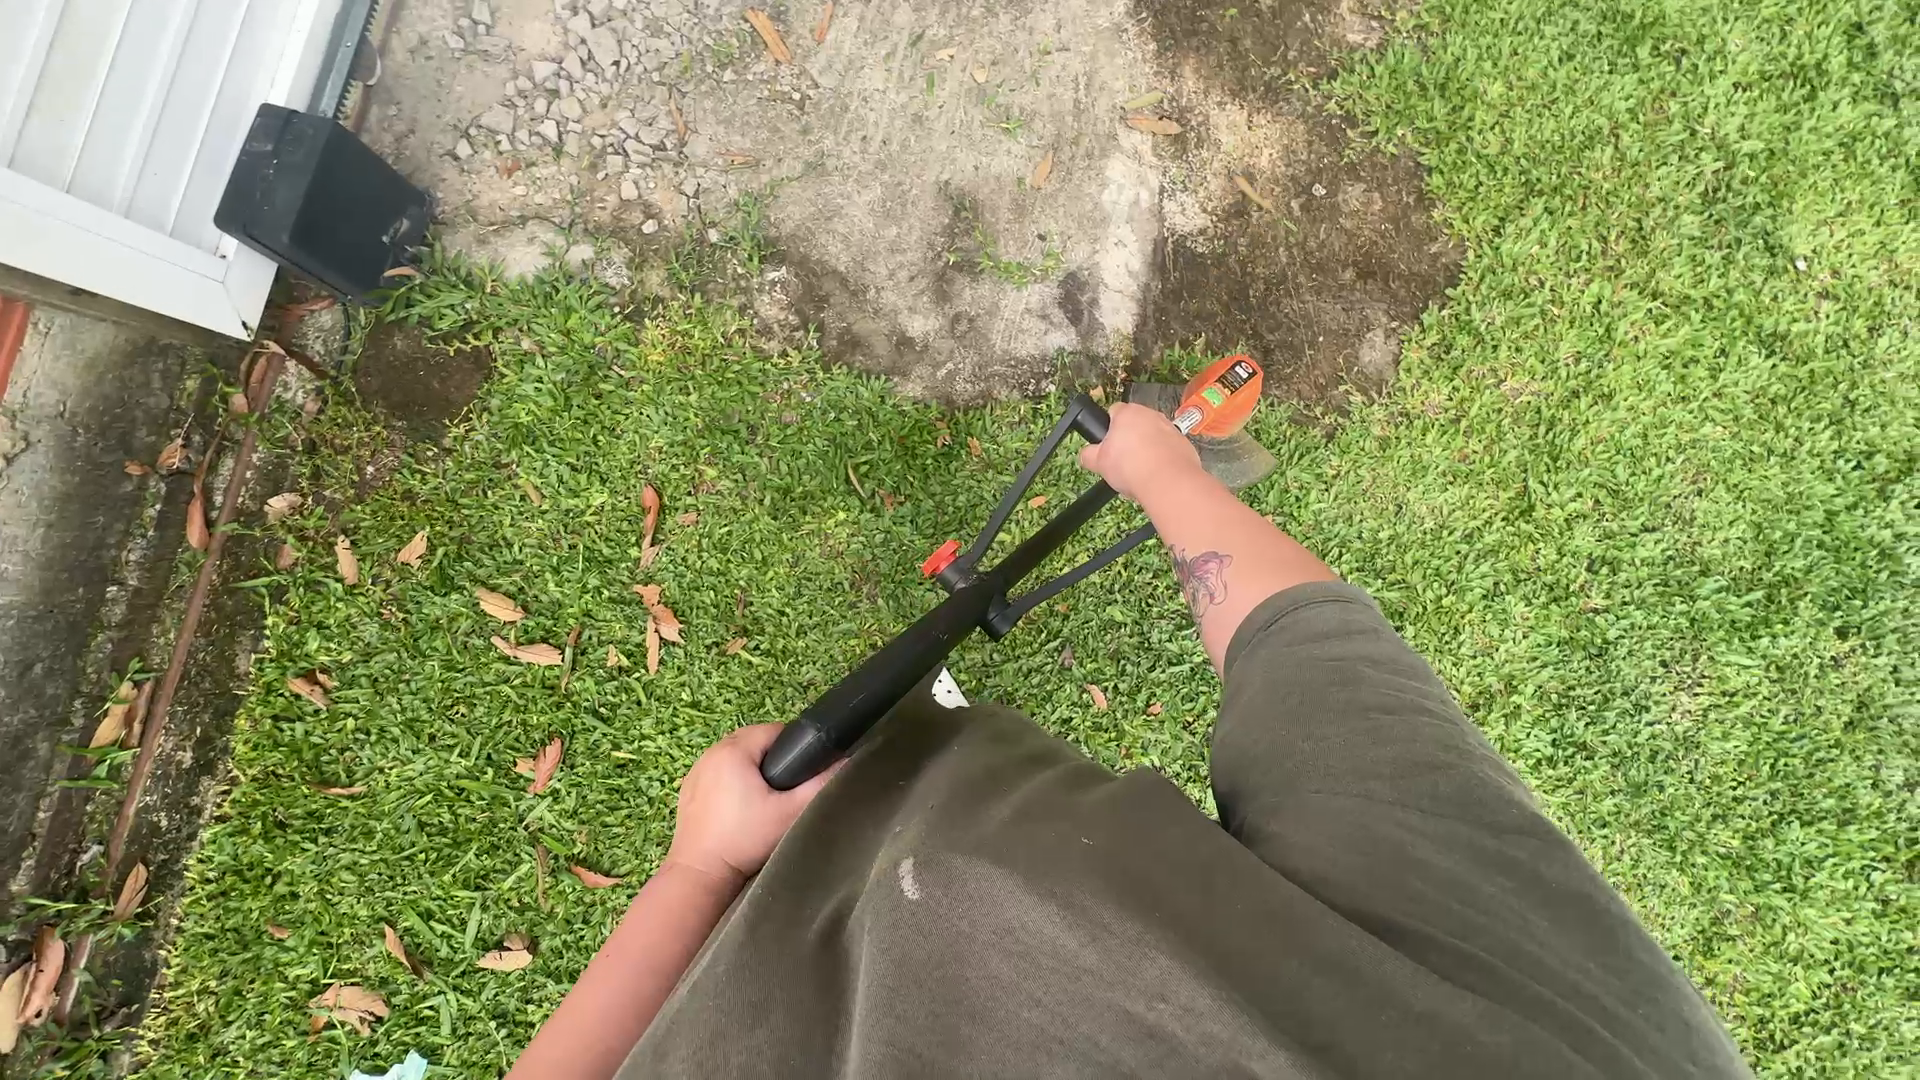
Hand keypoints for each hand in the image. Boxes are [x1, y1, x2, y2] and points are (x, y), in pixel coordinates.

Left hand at [663, 724, 839, 886]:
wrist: (700, 877)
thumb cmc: (745, 839)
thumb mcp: (790, 812)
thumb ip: (821, 784)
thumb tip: (846, 761)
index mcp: (734, 749)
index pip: (775, 731)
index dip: (794, 749)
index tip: (801, 775)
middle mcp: (711, 752)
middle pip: (754, 741)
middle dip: (773, 759)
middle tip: (786, 790)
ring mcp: (696, 770)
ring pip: (736, 757)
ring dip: (751, 770)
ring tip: (765, 800)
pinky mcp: (687, 789)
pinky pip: (718, 772)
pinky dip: (731, 782)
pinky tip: (739, 808)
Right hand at [1077, 402, 1204, 500]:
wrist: (1167, 482)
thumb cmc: (1132, 467)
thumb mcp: (1098, 462)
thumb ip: (1088, 454)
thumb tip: (1086, 454)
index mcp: (1128, 413)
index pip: (1113, 411)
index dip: (1108, 429)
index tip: (1108, 445)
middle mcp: (1151, 414)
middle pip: (1135, 424)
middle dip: (1128, 439)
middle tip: (1121, 461)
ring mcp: (1170, 427)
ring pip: (1153, 436)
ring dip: (1146, 449)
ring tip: (1139, 471)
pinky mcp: (1183, 443)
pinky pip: (1168, 448)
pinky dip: (1162, 458)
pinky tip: (1155, 474)